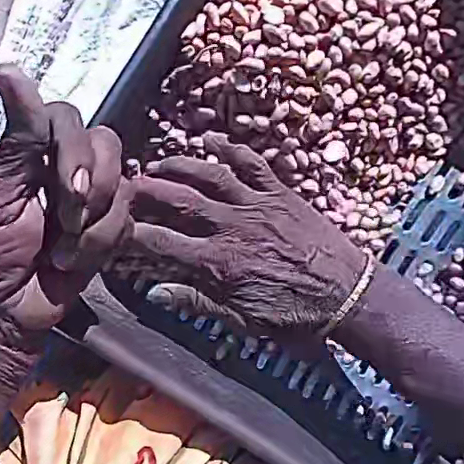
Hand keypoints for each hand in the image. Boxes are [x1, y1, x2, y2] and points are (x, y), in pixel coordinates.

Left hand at [0, 65, 130, 356]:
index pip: (70, 119)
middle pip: (107, 144)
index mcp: (31, 150)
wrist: (7, 315)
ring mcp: (91, 196)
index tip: (66, 190)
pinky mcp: (109, 226)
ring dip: (93, 228)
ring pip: (124, 185)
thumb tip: (5, 65)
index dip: (75, 151)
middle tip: (62, 226)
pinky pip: (127, 219)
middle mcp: (64, 164)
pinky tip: (74, 261)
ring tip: (60, 252)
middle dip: (91, 191)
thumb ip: (17, 135)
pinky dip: (102, 245)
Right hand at [129, 132, 370, 338]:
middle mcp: (232, 227)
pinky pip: (253, 164)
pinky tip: (213, 142)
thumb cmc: (295, 316)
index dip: (133, 232)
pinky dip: (232, 150)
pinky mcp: (281, 194)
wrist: (348, 296)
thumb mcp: (242, 321)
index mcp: (218, 262)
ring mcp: (257, 205)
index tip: (115, 225)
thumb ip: (197, 302)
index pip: (163, 242)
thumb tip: (155, 292)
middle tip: (126, 182)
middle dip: (148, 190)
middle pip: (180, 201)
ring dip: (180, 166)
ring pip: (210, 177)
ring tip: (159, 163)